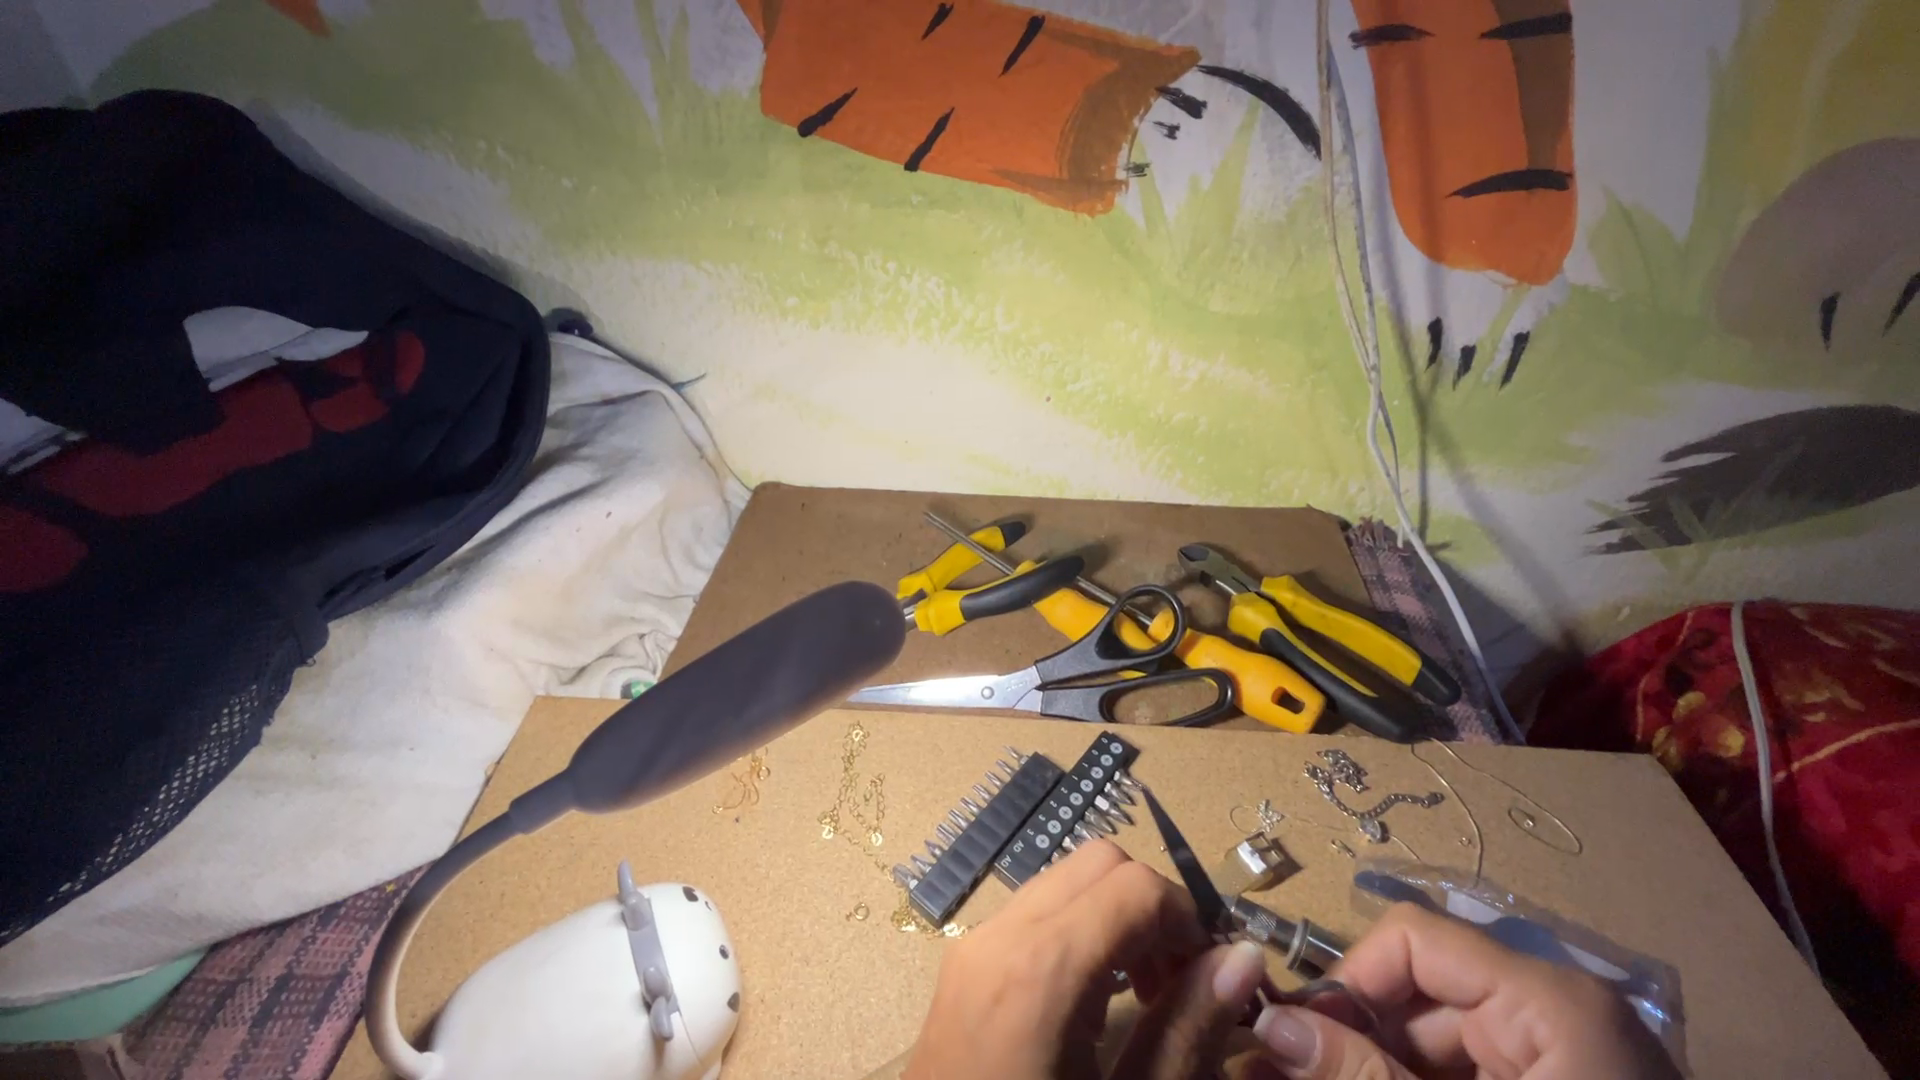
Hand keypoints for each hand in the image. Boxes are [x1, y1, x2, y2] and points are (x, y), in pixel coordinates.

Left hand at [902, 840, 1271, 1079]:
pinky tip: (1094, 996)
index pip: (1136, 885)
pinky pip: (1035, 907)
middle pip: (1100, 862)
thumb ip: (1187, 1032)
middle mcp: (1001, 934)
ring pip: (1066, 878)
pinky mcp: (963, 959)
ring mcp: (974, 942)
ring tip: (1142, 995)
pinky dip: (1080, 927)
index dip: (1188, 921)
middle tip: (1176, 985)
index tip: (1212, 980)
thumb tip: (1242, 957)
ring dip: (1117, 914)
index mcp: (1041, 970)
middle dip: (1153, 907)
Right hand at [1246, 903, 1681, 1079]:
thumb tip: (1269, 1024)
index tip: (1299, 1032)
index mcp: (1548, 1000)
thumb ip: (1365, 1076)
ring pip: (1434, 1040)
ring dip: (1376, 1065)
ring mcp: (1558, 1059)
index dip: (1351, 976)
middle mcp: (1552, 1013)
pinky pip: (1465, 1075)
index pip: (1414, 938)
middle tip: (1288, 1070)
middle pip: (1419, 992)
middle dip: (1353, 1035)